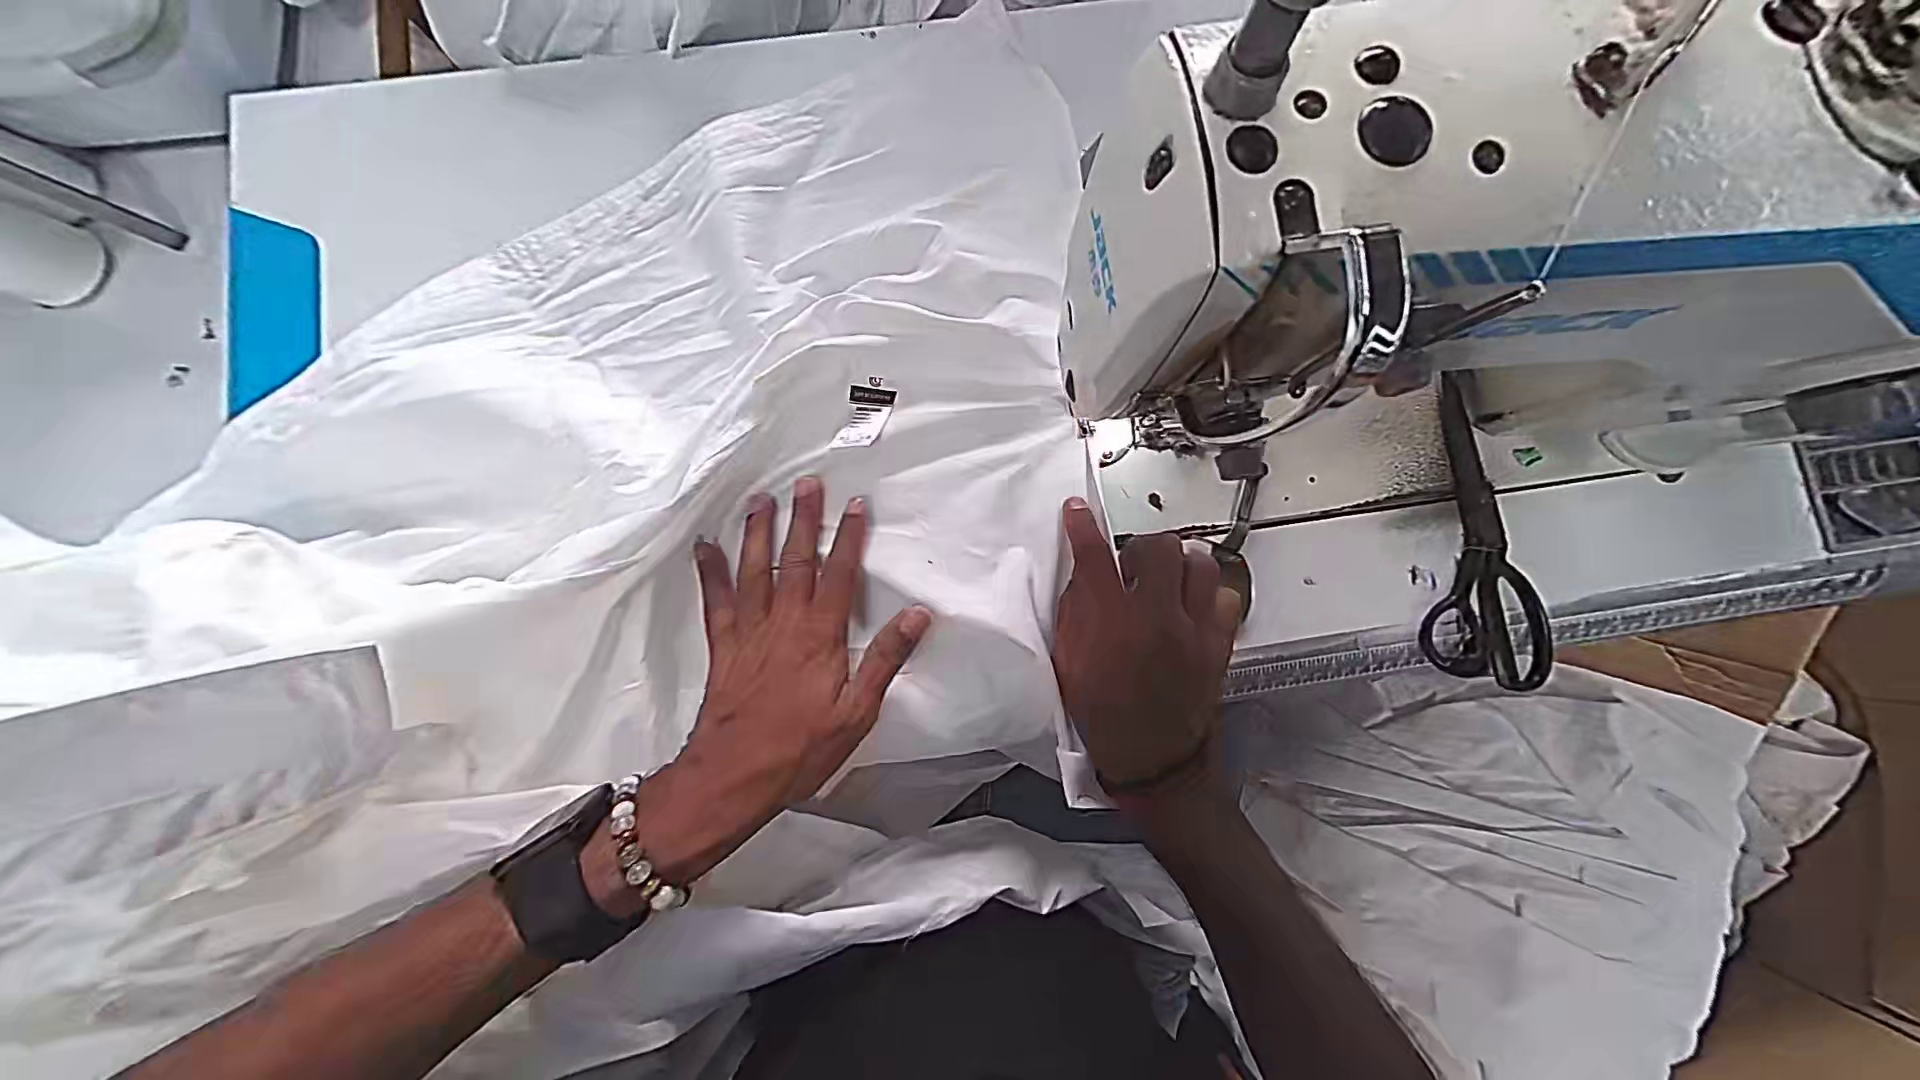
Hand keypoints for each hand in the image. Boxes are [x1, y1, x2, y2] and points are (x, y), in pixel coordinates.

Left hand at [586, 477, 930, 909]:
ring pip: (755, 570)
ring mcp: (749, 631)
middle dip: (804, 519)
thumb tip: (916, 615)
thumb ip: (885, 658)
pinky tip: (705, 546)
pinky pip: (716, 601)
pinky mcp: (724, 646)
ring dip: (759, 533)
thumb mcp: (857, 712)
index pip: (840, 575)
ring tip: (761, 499)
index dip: (850, 538)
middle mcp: (784, 623)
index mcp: (820, 636)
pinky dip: (711, 572)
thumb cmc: (801, 748)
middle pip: (796, 561)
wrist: (733, 776)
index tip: (856, 504)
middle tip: (807, 483)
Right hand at [1052, 497, 1239, 805]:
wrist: (1153, 759)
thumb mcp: (1069, 663)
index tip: (1077, 511)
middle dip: (1140, 547)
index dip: (1081, 527)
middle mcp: (1155, 619)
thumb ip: (1074, 614)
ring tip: (1164, 579)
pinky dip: (1208, 593)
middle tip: (1130, 564)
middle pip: (1157, 548)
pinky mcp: (1219, 644)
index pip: (1093, 557)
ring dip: (1178, 563)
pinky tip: (1193, 605)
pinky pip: (1225, 596)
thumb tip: (1082, 578)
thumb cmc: (1104, 714)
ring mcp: (1194, 630)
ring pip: (1199, 563)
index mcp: (1110, 625)